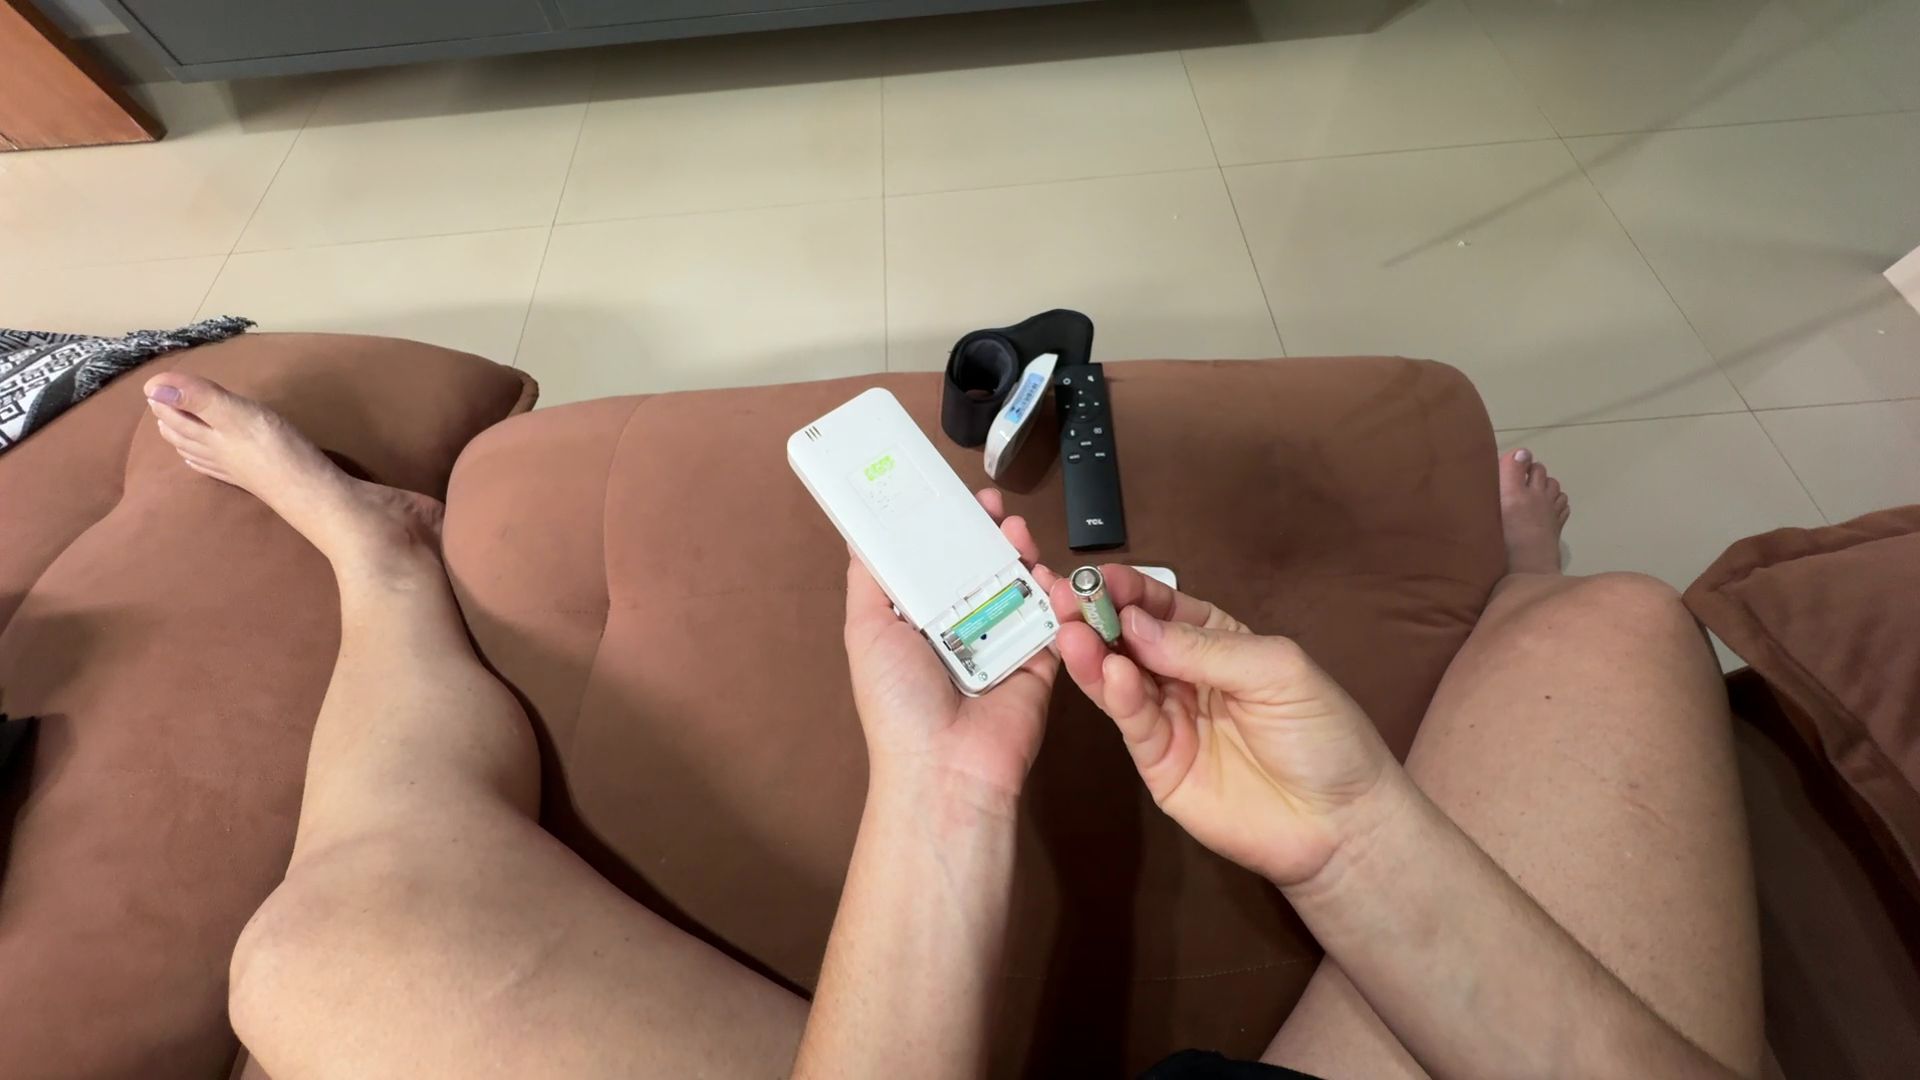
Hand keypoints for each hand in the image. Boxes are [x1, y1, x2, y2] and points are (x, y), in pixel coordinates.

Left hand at [844, 490, 1060, 813]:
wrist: (946, 764)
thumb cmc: (898, 703)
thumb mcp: (866, 630)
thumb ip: (868, 579)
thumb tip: (861, 538)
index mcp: (919, 620)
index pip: (935, 562)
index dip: (944, 529)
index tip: (951, 500)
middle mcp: (960, 628)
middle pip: (980, 567)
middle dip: (987, 533)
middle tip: (993, 507)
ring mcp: (1001, 641)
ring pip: (1017, 585)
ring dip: (1019, 553)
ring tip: (1016, 531)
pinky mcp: (1037, 658)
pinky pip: (1051, 618)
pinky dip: (1052, 592)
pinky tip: (1043, 572)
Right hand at [1050, 566, 1396, 886]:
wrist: (1342, 825)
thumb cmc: (1322, 734)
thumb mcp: (1275, 670)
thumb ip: (1204, 647)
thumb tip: (1134, 624)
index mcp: (1213, 639)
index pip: (1160, 606)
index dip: (1128, 590)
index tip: (1097, 577)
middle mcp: (1182, 673)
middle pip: (1129, 639)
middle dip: (1097, 617)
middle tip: (1065, 598)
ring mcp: (1167, 717)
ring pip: (1119, 678)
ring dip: (1094, 654)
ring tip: (1072, 632)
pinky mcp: (1157, 760)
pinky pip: (1131, 722)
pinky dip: (1116, 696)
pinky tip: (1107, 673)